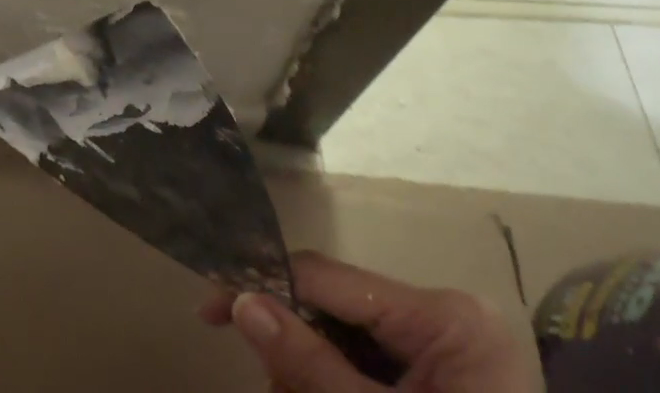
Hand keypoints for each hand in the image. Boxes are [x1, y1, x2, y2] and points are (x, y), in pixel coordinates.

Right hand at [200, 251, 540, 391]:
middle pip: (332, 306)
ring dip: (310, 369)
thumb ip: (309, 362)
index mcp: (445, 316)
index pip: (324, 276)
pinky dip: (338, 381)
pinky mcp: (447, 373)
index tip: (209, 311)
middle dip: (291, 345)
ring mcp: (450, 346)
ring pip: (345, 335)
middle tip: (271, 387)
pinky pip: (370, 359)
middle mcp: (448, 315)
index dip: (262, 288)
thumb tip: (241, 302)